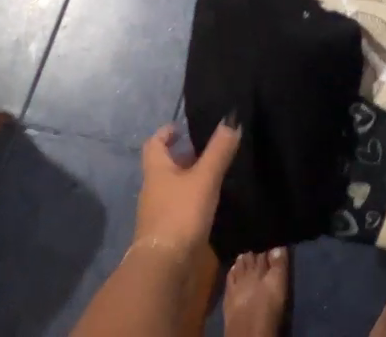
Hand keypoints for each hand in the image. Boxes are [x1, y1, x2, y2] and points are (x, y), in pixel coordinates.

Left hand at [135, 116, 241, 249]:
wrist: (165, 266)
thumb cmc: (181, 213)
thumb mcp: (205, 177)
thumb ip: (219, 150)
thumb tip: (231, 119)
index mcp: (157, 170)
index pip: (155, 143)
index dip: (167, 132)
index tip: (182, 127)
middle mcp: (154, 188)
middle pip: (165, 165)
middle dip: (184, 155)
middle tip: (208, 148)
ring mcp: (158, 211)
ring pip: (173, 186)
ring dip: (190, 177)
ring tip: (215, 172)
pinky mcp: (168, 230)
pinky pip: (179, 205)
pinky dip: (192, 198)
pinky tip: (211, 201)